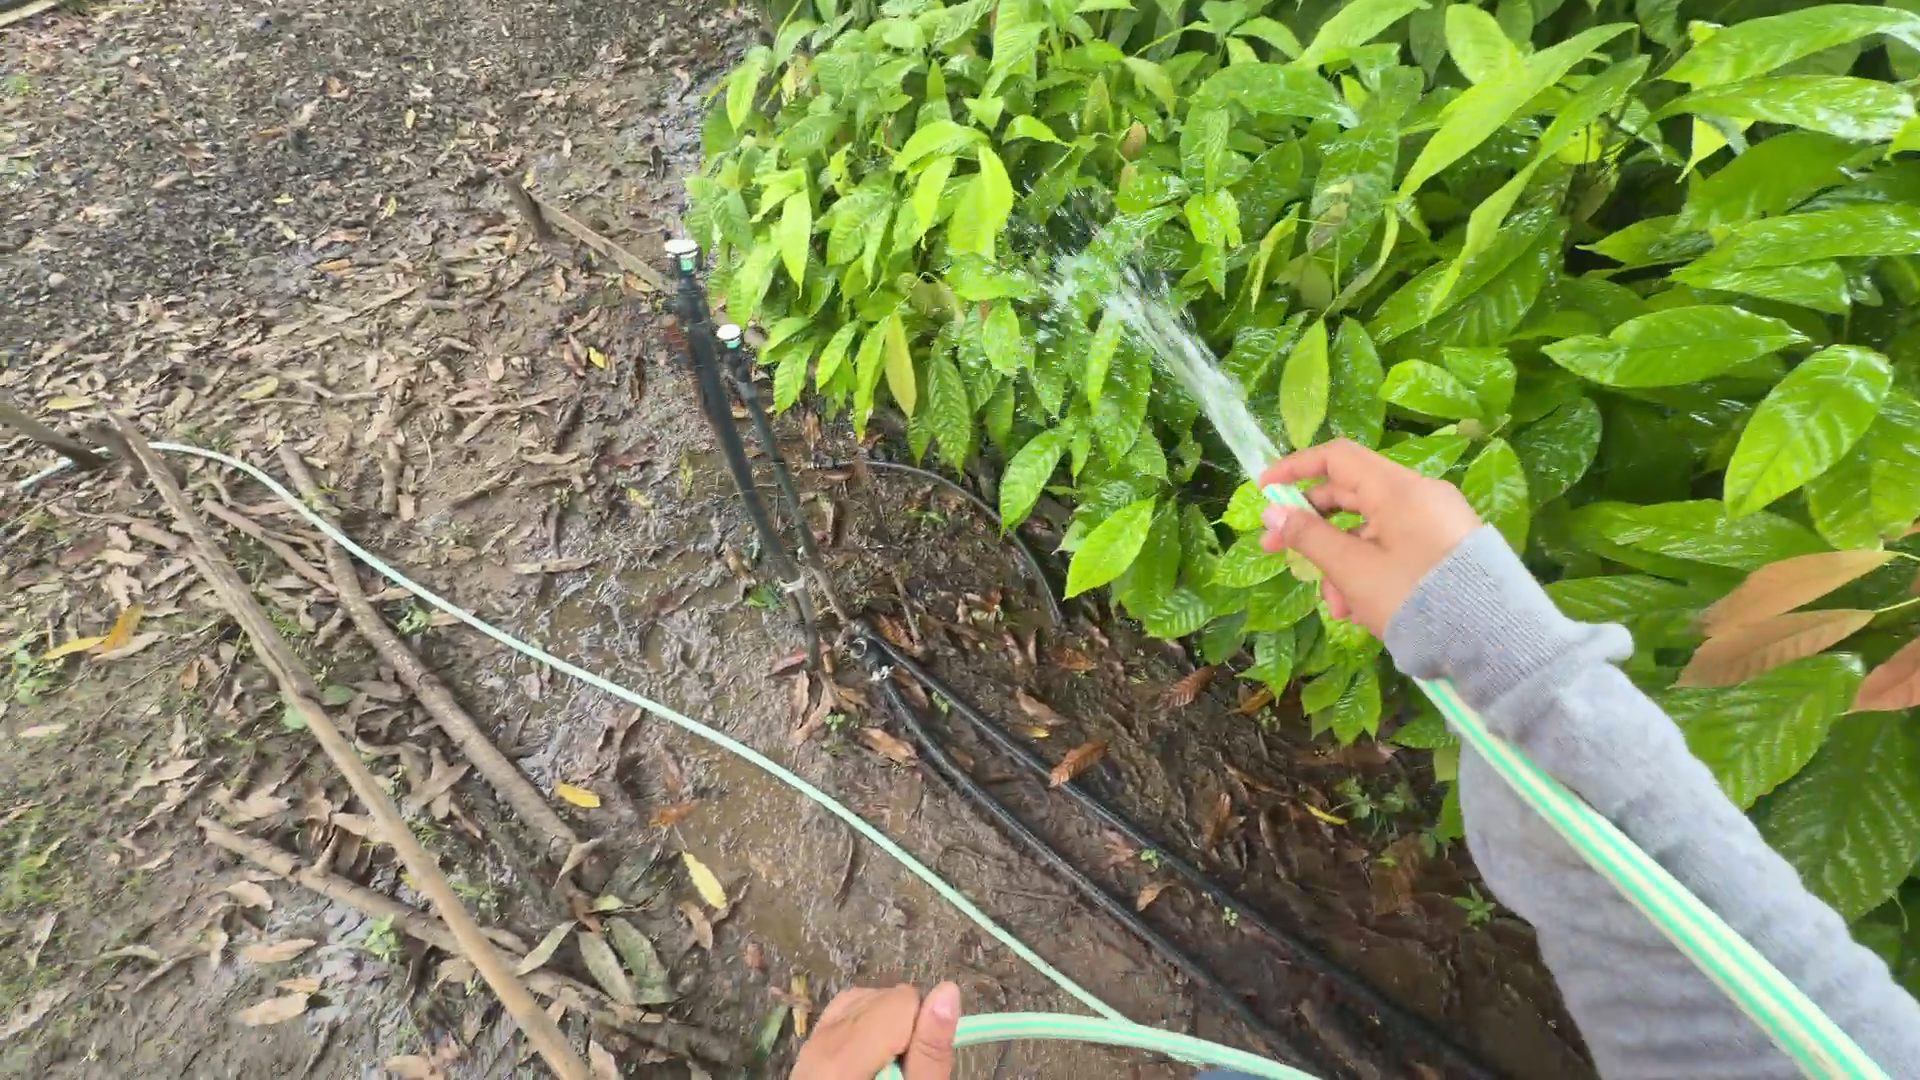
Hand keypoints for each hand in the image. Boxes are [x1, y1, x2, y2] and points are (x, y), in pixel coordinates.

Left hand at [791, 982, 960, 1079]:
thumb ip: (930, 1052)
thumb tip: (948, 990)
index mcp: (841, 1062)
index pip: (902, 1001)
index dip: (923, 1030)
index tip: (919, 1067)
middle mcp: (818, 1045)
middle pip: (883, 998)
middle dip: (905, 1031)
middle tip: (903, 1077)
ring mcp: (809, 1047)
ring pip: (865, 1000)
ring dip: (887, 1028)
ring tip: (890, 1074)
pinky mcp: (809, 1050)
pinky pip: (844, 1012)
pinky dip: (865, 1027)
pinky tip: (873, 1062)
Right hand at [1259, 439, 1480, 636]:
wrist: (1497, 643)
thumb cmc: (1414, 597)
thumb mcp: (1351, 569)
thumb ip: (1308, 536)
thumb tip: (1273, 514)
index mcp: (1397, 489)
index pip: (1336, 457)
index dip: (1294, 468)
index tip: (1264, 492)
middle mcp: (1418, 496)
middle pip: (1348, 495)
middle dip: (1309, 527)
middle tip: (1273, 550)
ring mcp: (1434, 522)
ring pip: (1366, 529)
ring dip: (1337, 561)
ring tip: (1334, 606)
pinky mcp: (1443, 548)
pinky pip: (1391, 547)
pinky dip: (1366, 570)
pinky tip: (1359, 610)